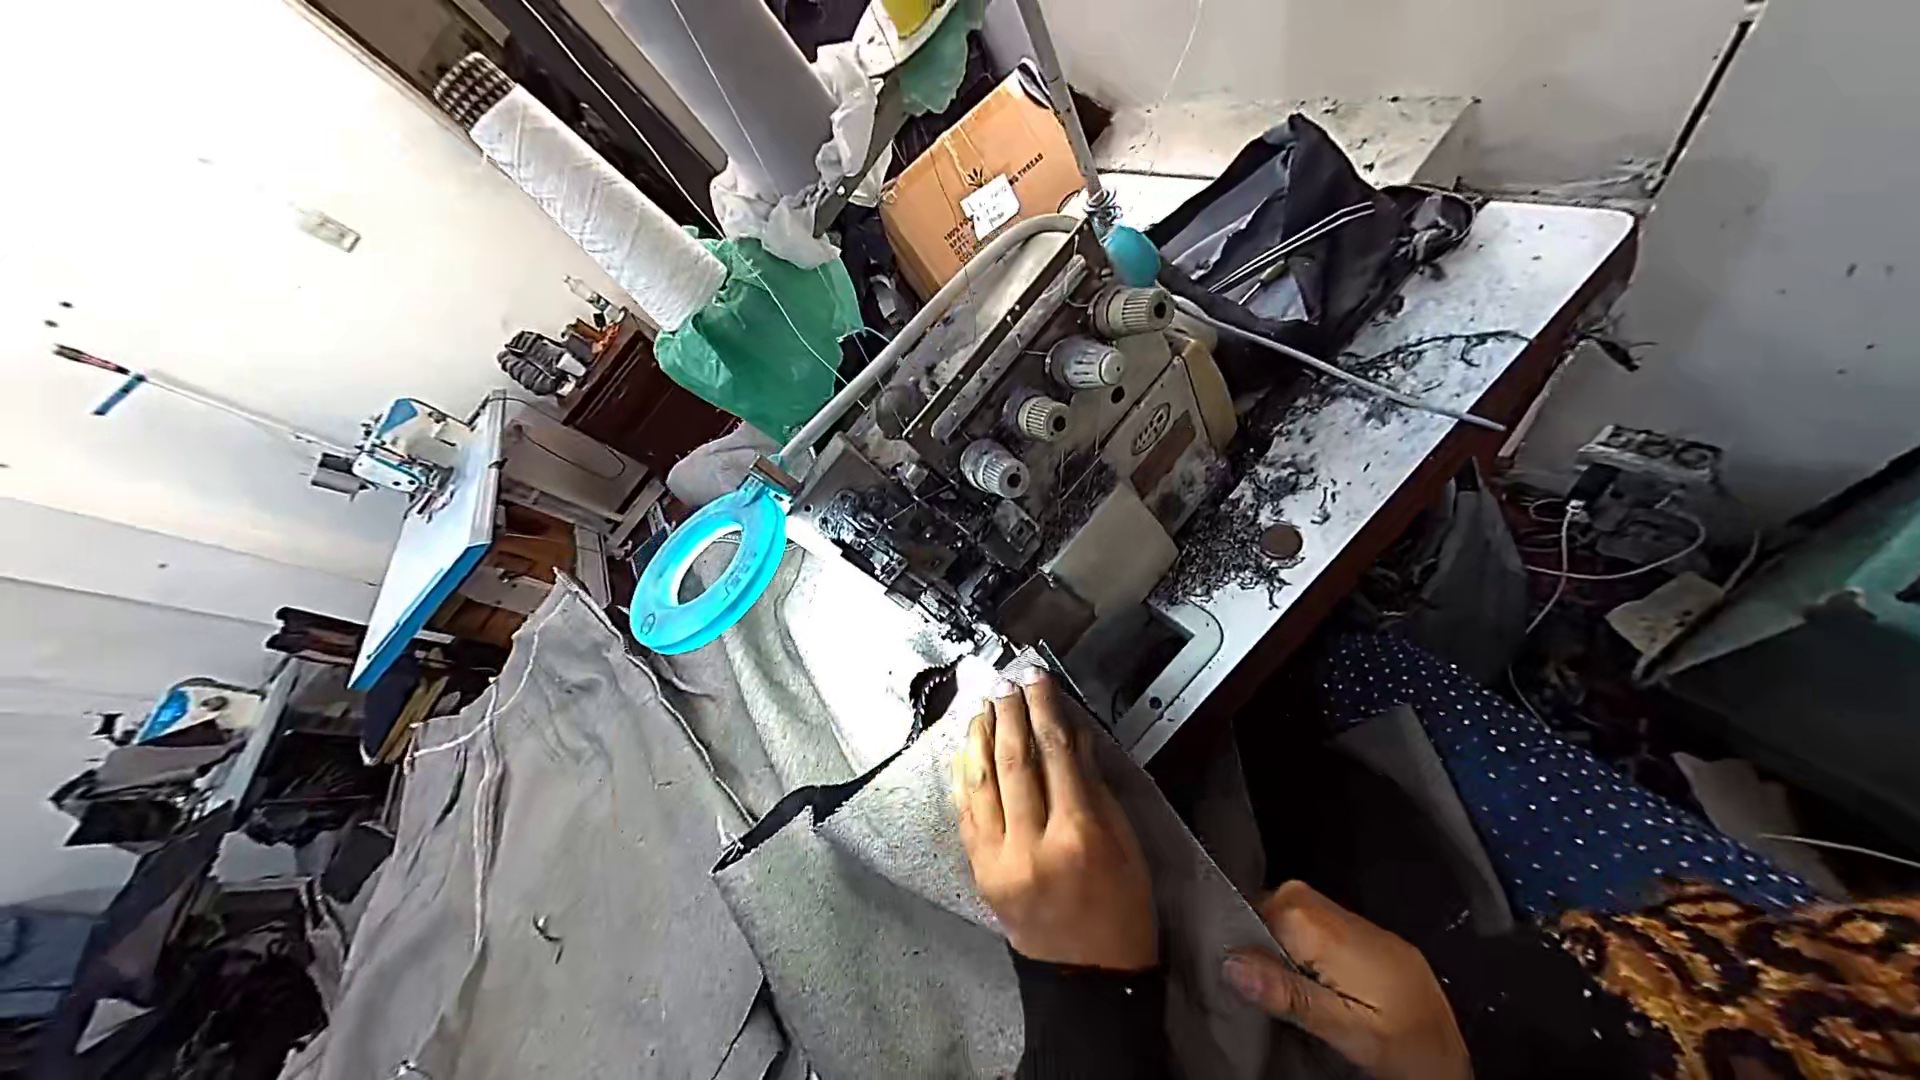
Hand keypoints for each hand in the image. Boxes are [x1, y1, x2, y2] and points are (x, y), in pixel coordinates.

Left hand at [952, 668, 1156, 970]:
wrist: (1087, 976)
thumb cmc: (1120, 906)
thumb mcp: (1123, 840)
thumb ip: (1093, 782)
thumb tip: (1069, 730)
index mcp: (1079, 836)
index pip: (1056, 753)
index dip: (1044, 707)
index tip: (1036, 678)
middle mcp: (1032, 845)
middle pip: (1014, 760)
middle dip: (1009, 713)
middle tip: (1006, 683)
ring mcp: (998, 859)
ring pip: (981, 780)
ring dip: (980, 736)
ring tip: (984, 706)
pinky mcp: (979, 870)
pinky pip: (967, 810)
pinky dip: (966, 773)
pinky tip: (968, 748)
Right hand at [1224, 882, 1469, 1079]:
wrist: (1456, 1055)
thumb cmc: (1405, 1048)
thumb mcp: (1346, 1031)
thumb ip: (1288, 993)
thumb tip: (1229, 964)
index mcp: (1316, 920)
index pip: (1247, 913)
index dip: (1242, 947)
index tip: (1249, 981)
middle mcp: (1323, 901)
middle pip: (1262, 913)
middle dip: (1261, 949)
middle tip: (1280, 994)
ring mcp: (1340, 911)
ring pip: (1281, 920)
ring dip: (1279, 953)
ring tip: (1301, 992)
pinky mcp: (1351, 926)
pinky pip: (1304, 925)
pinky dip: (1299, 952)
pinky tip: (1315, 983)